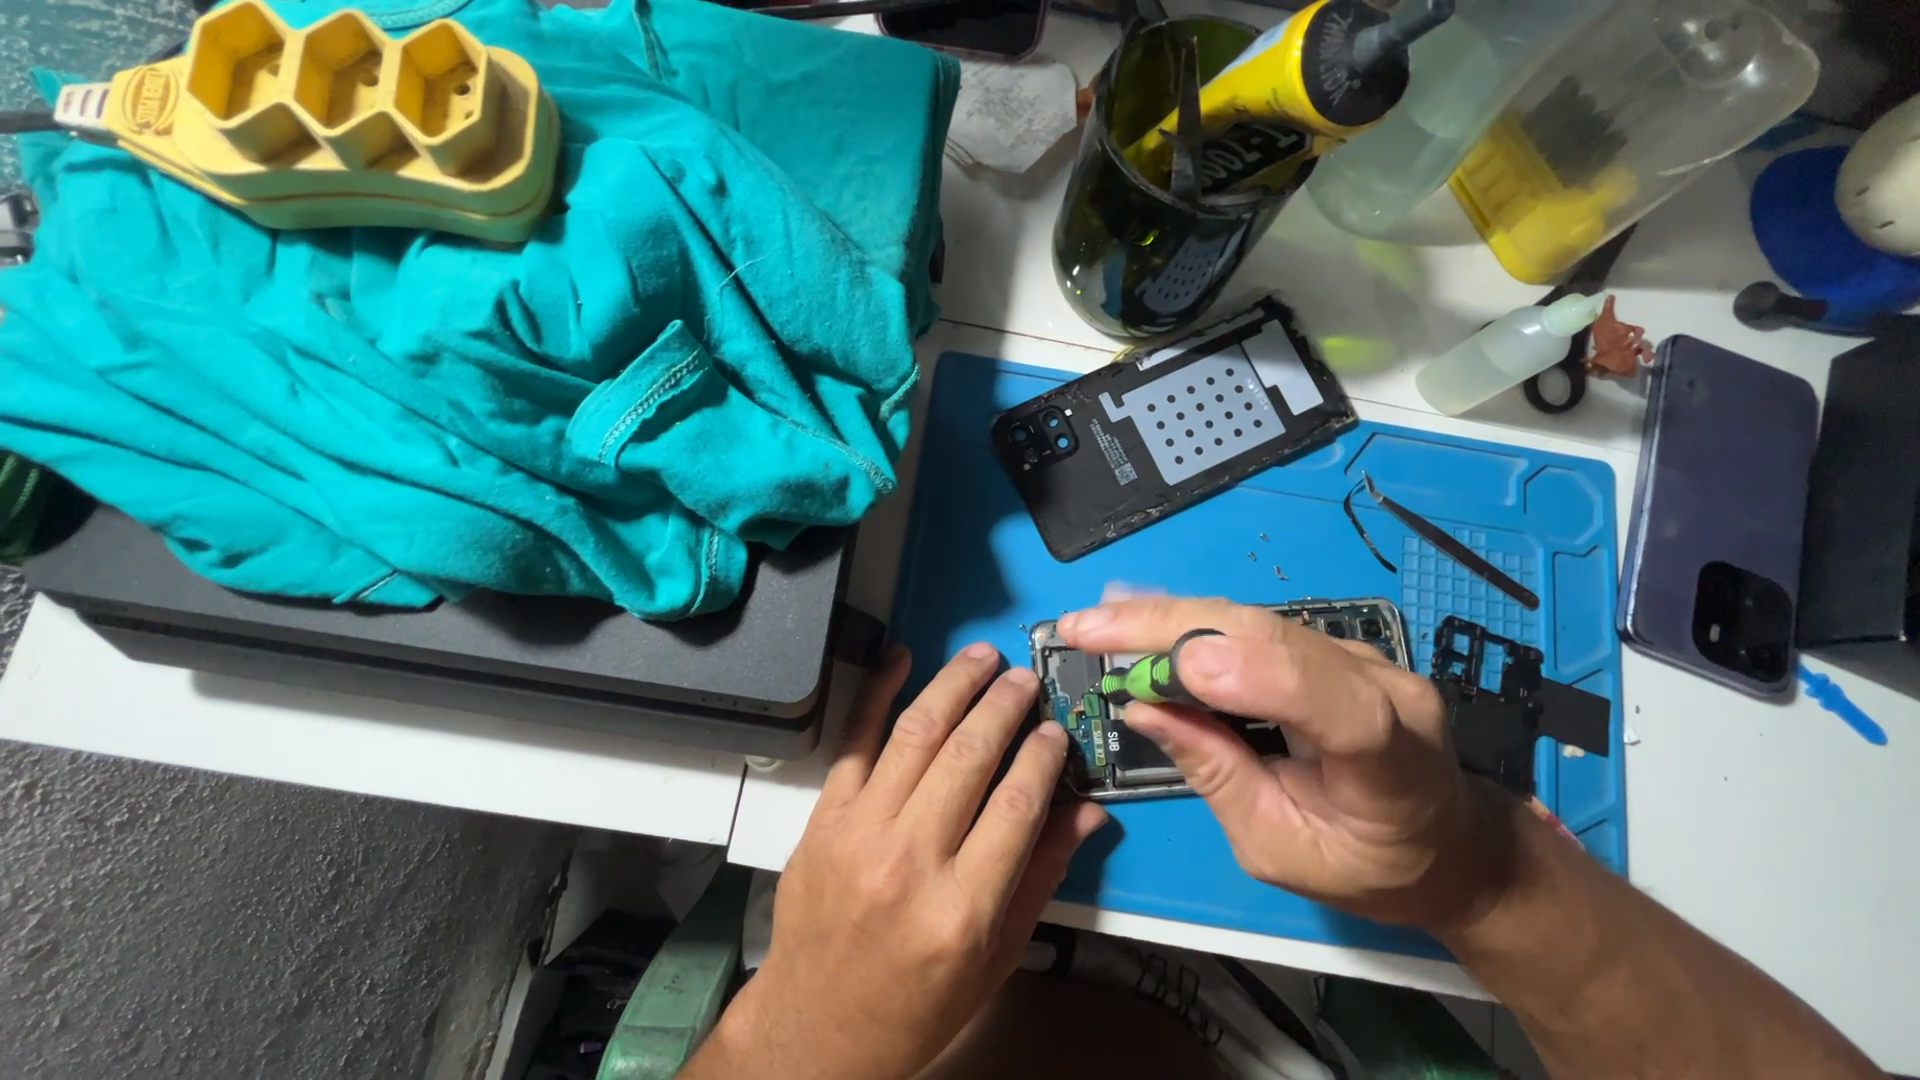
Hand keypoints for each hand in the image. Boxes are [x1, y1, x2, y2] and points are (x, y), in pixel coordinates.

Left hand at [686, 644, 1109, 1079]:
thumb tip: (1089, 810)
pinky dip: (876, 692)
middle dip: (1004, 707)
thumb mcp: (996, 957)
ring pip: (916, 736)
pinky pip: (853, 741)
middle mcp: (910, 861)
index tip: (1057, 730)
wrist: (818, 1025)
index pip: (1017, 807)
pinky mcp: (824, 817)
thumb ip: (1041, 876)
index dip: (1042, 758)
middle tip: (1025, 678)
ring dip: (953, 686)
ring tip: (982, 656)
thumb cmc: (919, 1003)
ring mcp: (859, 832)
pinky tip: (900, 657)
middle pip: (968, 759)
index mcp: (962, 908)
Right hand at [1058, 596, 1511, 929]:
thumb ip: (1219, 777)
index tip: (1177, 671)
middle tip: (1086, 629)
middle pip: (1274, 637)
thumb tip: (1144, 708)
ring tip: (1095, 621)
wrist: (1446, 839)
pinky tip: (1135, 613)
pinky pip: (1252, 624)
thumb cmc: (1368, 864)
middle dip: (1171, 628)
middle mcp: (1382, 685)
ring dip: (1167, 616)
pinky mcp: (1328, 646)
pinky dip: (1188, 619)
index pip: (1333, 702)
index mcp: (1391, 758)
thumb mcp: (1283, 849)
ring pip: (1253, 618)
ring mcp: (1357, 655)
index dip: (1258, 675)